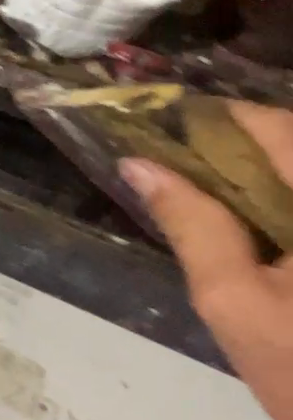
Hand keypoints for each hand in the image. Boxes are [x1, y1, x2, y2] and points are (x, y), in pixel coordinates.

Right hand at [121, 100, 292, 419]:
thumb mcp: (236, 302)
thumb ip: (192, 225)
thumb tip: (141, 165)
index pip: (279, 129)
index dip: (217, 117)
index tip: (160, 122)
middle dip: (236, 151)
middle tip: (177, 166)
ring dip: (263, 181)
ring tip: (213, 200)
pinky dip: (283, 208)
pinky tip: (265, 233)